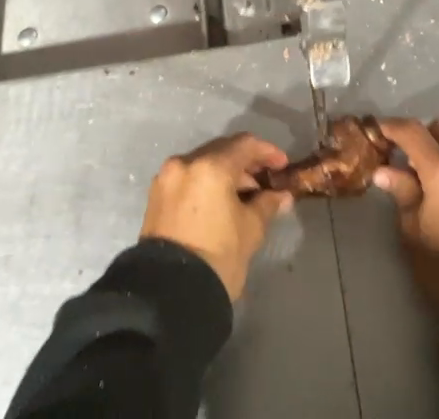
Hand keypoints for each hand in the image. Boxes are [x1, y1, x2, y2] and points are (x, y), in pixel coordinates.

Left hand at [141, 133, 293, 300]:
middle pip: (221, 151)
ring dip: (225, 174)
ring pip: (202, 164)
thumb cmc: (218, 257)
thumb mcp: (251, 229)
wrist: (171, 294)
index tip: (282, 166)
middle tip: (264, 182)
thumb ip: (267, 204)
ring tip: (244, 196)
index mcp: (210, 166)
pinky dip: (206, 184)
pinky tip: (221, 203)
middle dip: (245, 163)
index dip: (268, 152)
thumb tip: (281, 196)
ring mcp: (166, 179)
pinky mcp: (156, 198)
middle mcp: (184, 164)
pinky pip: (188, 179)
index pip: (245, 145)